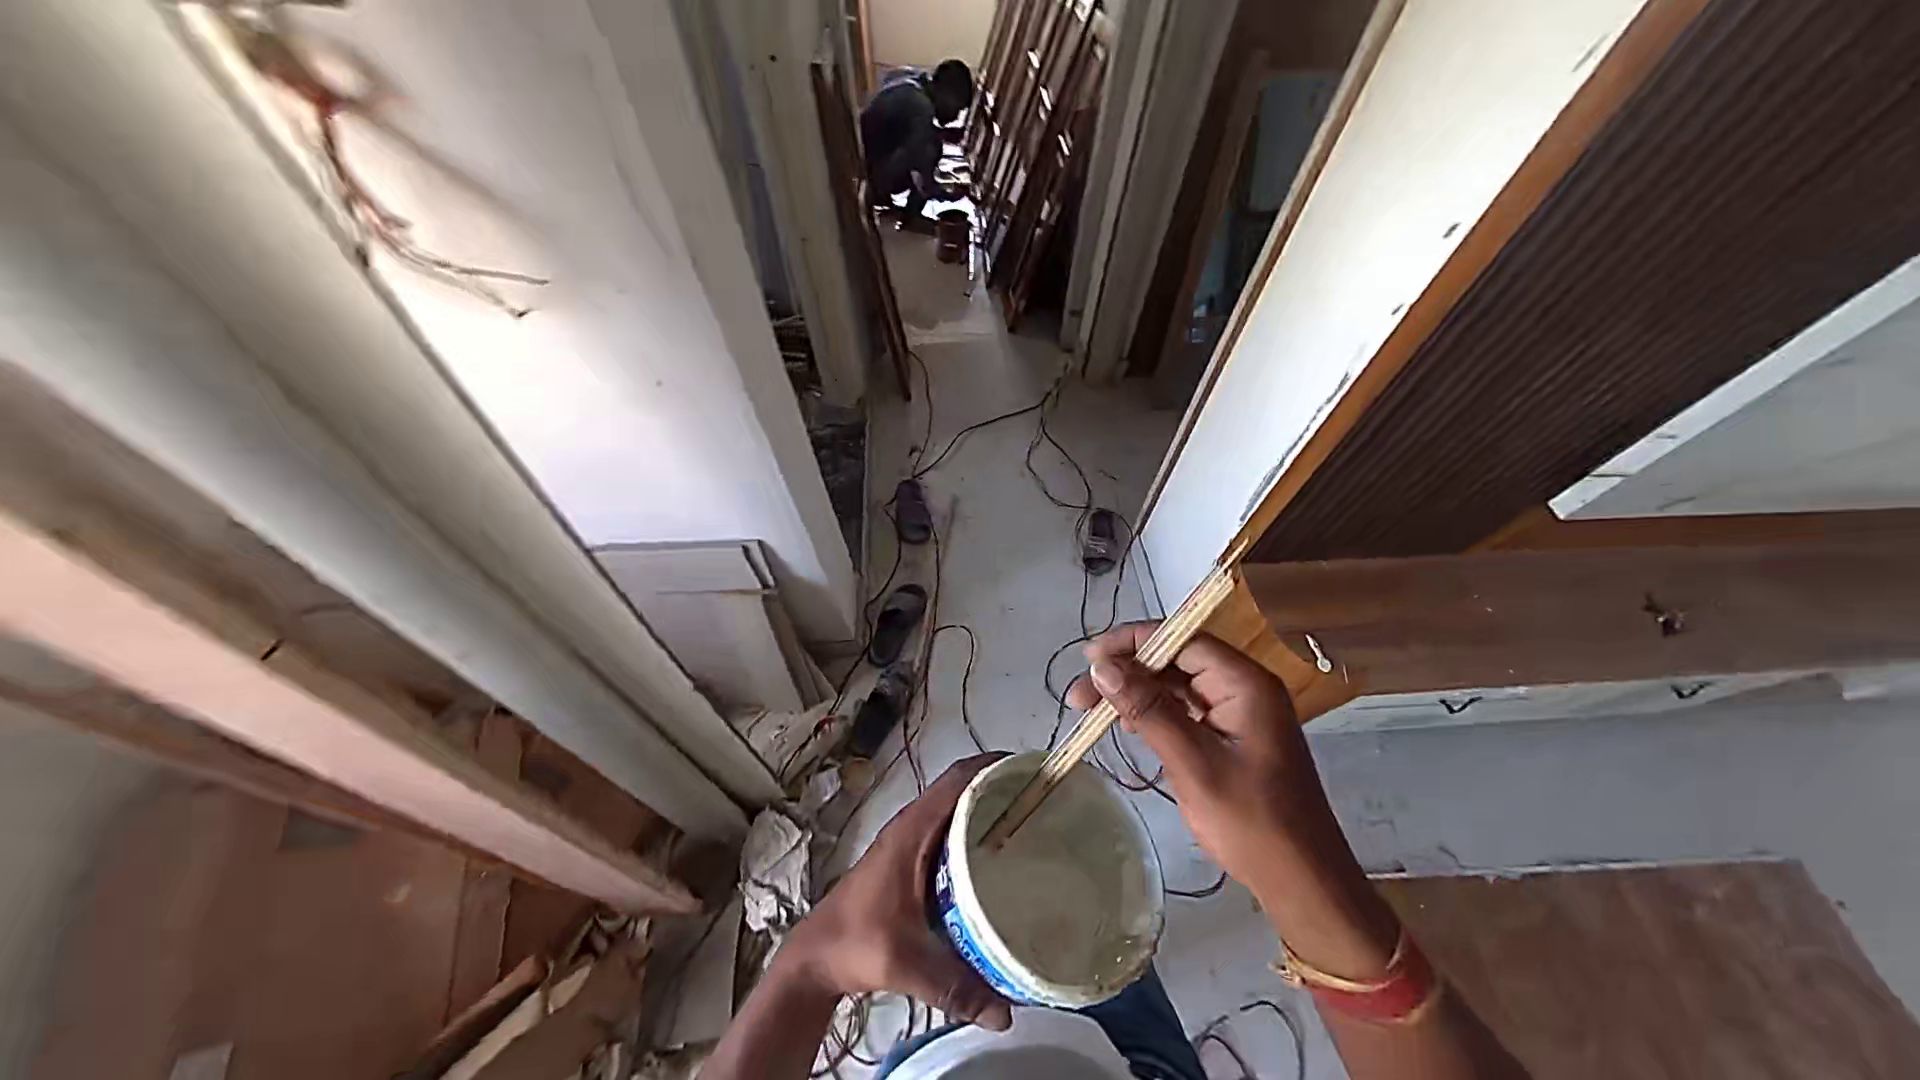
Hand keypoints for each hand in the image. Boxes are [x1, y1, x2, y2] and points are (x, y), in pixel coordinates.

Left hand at [781, 754, 1012, 1030]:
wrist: (815, 956)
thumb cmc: (855, 942)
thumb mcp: (906, 962)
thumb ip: (954, 986)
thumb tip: (1006, 1013)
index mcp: (912, 830)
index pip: (956, 779)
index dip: (992, 766)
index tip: (1030, 770)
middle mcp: (912, 825)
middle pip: (961, 788)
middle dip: (1000, 786)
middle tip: (1041, 800)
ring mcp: (910, 840)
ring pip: (954, 808)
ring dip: (987, 807)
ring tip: (1029, 823)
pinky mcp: (910, 858)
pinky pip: (948, 830)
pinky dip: (973, 830)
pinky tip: (997, 857)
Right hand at [1066, 624, 1399, 976]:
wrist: (1301, 880)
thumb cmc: (1251, 821)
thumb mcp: (1192, 762)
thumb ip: (1147, 708)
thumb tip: (1102, 667)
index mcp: (1244, 683)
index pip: (1181, 639)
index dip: (1132, 642)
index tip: (1089, 658)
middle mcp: (1242, 686)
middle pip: (1175, 659)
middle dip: (1126, 671)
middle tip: (1080, 695)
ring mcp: (1237, 710)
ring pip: (1175, 683)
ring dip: (1134, 692)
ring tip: (1091, 710)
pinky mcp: (1230, 734)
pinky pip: (1184, 708)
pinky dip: (1152, 711)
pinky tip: (1126, 724)